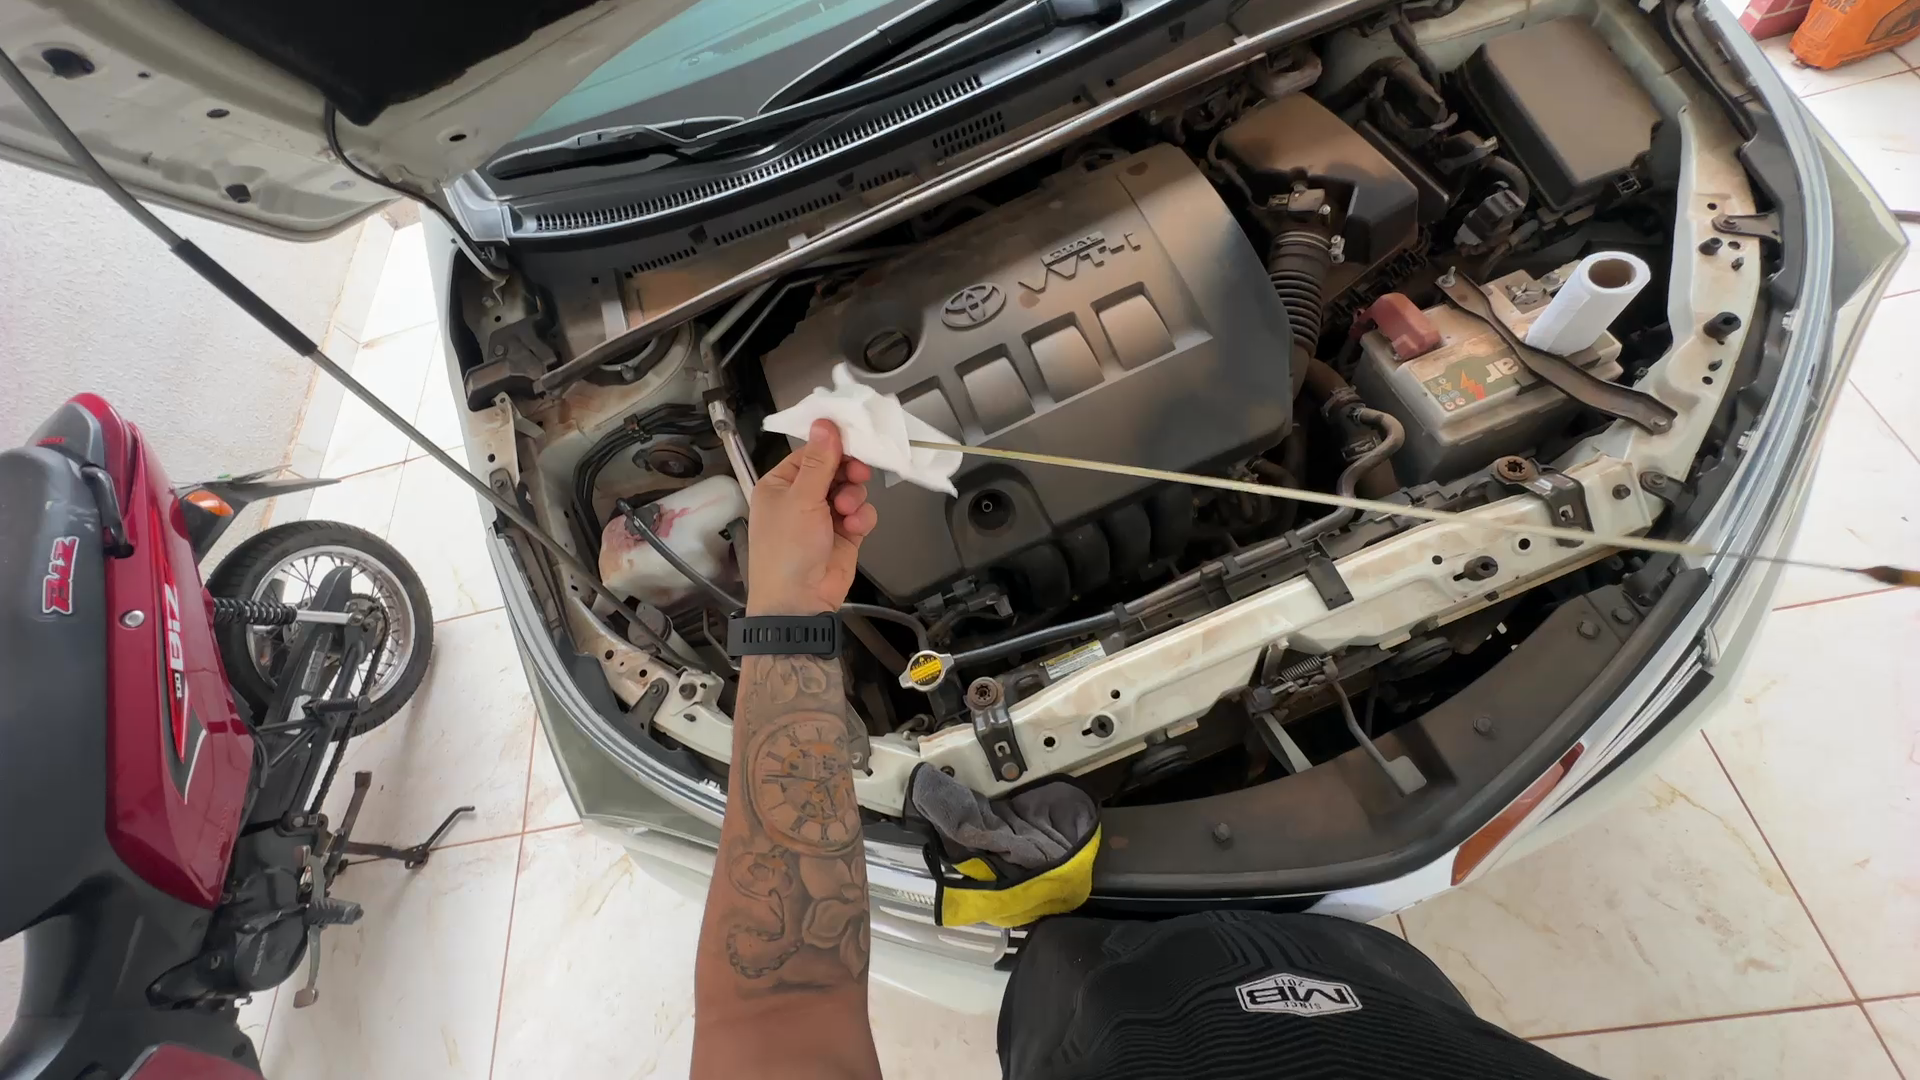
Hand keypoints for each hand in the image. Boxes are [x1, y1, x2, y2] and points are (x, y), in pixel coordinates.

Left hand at [746, 420, 877, 615]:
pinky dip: (862, 518)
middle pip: (835, 469)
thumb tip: (825, 423)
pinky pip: (861, 514)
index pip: (810, 453)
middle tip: (858, 474)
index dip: (832, 446)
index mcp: (780, 485)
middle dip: (848, 473)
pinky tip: (855, 528)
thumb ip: (819, 461)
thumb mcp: (801, 499)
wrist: (800, 601)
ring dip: (854, 497)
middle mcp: (801, 498)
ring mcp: (824, 516)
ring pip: (852, 490)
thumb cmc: (787, 550)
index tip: (854, 438)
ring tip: (847, 512)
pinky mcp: (845, 534)